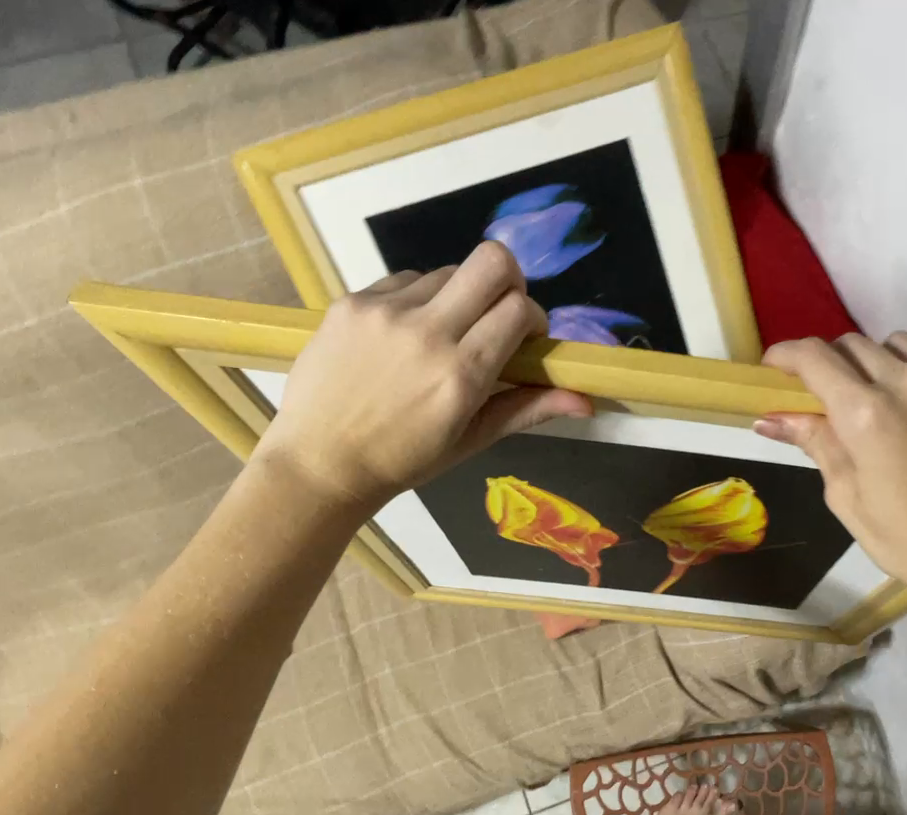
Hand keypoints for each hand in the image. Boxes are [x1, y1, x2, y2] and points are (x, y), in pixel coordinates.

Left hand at [255, 241, 591, 513]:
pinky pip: (405, 281)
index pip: (519, 309)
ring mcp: (386, 311)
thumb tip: (587, 400)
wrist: (320, 461)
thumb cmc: (405, 460)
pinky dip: (419, 300)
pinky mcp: (353, 302)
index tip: (525, 339)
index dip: (532, 318)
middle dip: (509, 281)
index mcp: (462, 374)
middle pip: (492, 261)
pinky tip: (404, 335)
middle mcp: (428, 332)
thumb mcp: (471, 439)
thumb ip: (528, 408)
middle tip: (498, 312)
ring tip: (442, 334)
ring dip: (460, 296)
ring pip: (449, 272)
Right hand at [755, 333, 906, 612]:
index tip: (772, 368)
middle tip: (820, 395)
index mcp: (865, 414)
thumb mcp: (848, 499)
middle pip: (852, 345)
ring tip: (872, 393)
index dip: (785, 355)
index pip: (814, 358)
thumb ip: (816, 445)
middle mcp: (905, 384)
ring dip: (874, 360)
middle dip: (826, 362)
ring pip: (897, 342)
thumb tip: (771, 419)